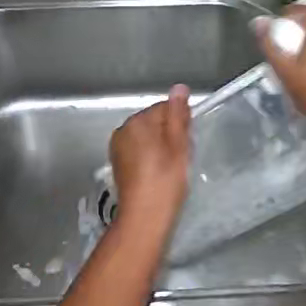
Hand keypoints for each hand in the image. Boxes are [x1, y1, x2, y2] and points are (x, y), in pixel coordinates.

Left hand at [108, 85, 190, 225]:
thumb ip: (177, 114)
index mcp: (137, 121)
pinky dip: (150, 158)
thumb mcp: (178, 144)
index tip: (188, 142)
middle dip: (169, 135)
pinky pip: (139, 152)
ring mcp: (118, 148)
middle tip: (182, 157)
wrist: (144, 217)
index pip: (165, 108)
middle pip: (154, 122)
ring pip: (147, 138)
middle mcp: (123, 130)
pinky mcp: (118, 164)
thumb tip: (179, 88)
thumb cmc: (165, 179)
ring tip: (171, 168)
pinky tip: (158, 174)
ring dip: (160, 147)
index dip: (180, 124)